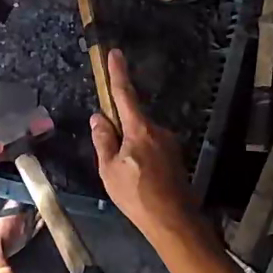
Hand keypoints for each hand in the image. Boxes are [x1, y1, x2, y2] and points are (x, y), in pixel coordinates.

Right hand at [90, 49, 195, 234]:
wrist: (172, 219)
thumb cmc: (135, 194)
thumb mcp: (109, 168)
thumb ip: (103, 140)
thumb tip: (98, 117)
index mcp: (140, 129)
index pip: (125, 94)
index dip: (117, 72)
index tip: (114, 53)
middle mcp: (158, 130)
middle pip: (133, 119)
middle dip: (119, 129)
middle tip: (110, 157)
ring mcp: (169, 143)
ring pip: (142, 136)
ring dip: (130, 147)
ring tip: (124, 177)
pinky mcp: (174, 157)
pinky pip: (151, 148)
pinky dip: (140, 157)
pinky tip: (137, 180)